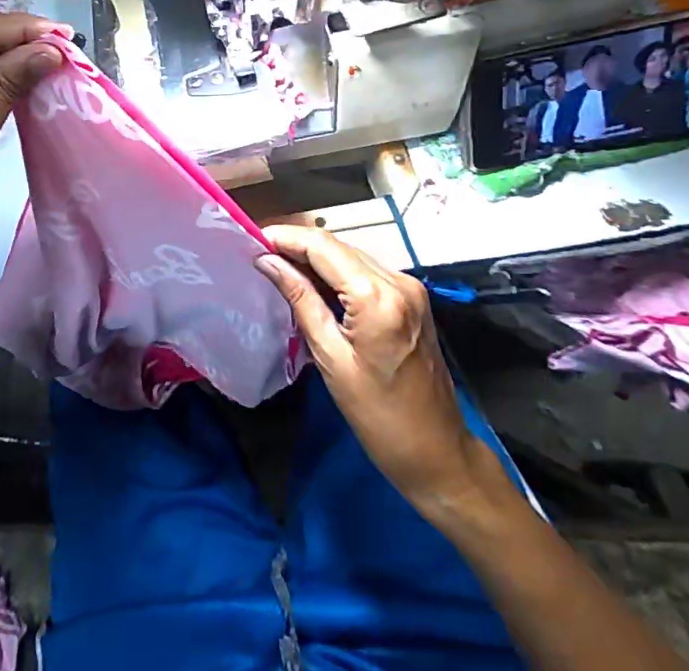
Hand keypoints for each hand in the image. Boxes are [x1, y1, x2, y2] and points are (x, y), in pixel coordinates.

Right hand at [257, 225, 482, 505]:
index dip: (284, 237)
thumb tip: (268, 262)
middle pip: (337, 245)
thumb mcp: (330, 357)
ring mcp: (409, 289)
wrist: (437, 450)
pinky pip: (364, 271)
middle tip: (258, 254)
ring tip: (277, 266)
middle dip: (296, 245)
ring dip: (314, 256)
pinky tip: (310, 282)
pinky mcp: (412, 299)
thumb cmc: (379, 415)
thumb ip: (300, 299)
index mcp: (378, 298)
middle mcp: (399, 283)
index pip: (322, 246)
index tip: (251, 239)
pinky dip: (335, 271)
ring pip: (350, 255)